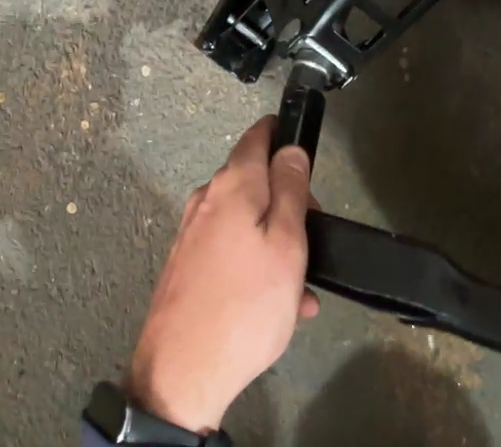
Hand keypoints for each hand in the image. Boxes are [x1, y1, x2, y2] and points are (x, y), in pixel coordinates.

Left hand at [125, 115, 319, 433]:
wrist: (184, 367)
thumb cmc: (247, 303)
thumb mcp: (286, 244)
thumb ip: (290, 191)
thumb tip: (289, 148)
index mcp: (232, 185)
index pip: (255, 137)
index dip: (281, 133)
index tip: (301, 142)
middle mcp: (206, 199)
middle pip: (253, 180)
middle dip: (287, 198)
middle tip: (316, 234)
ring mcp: (192, 231)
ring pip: (246, 221)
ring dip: (277, 241)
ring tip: (304, 286)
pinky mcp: (187, 263)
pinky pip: (231, 249)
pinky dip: (257, 264)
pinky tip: (280, 304)